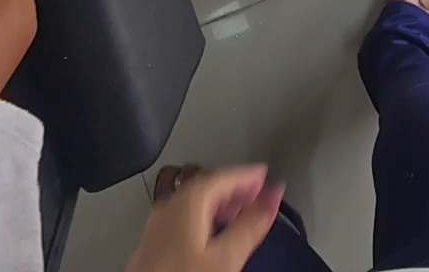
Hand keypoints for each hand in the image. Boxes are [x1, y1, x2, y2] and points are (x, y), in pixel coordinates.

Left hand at [125, 165, 283, 271]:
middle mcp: (170, 204)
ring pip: (195, 199)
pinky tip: (212, 231)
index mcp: (188, 198)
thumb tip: (274, 194)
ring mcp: (159, 222)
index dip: (249, 174)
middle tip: (257, 191)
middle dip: (235, 186)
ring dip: (220, 201)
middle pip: (208, 183)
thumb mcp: (226, 255)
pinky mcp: (153, 241)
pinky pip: (184, 215)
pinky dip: (204, 214)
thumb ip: (252, 223)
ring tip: (239, 211)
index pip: (225, 174)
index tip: (266, 174)